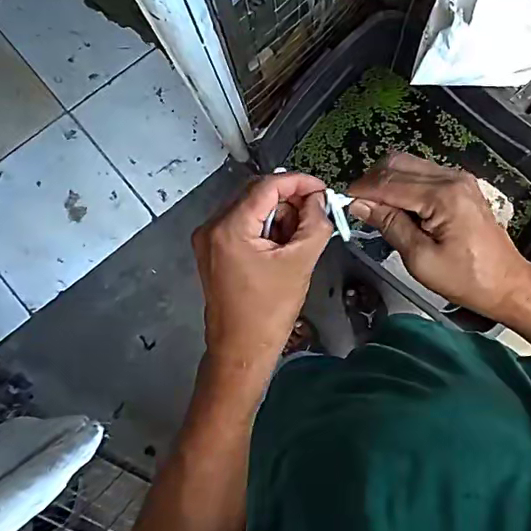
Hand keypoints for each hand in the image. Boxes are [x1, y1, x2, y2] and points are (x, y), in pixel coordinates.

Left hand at [192, 172, 331, 368]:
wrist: (241, 348)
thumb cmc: (269, 311)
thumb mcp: (300, 262)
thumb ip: (314, 223)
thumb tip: (319, 200)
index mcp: (229, 228)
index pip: (266, 186)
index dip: (298, 182)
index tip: (322, 189)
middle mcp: (212, 227)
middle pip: (256, 193)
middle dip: (288, 200)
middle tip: (314, 214)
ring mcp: (209, 239)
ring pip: (250, 207)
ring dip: (278, 214)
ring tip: (297, 237)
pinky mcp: (213, 250)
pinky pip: (242, 224)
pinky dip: (264, 227)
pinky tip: (281, 246)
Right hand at [347, 153, 530, 320]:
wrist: (507, 283)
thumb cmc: (466, 278)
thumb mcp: (420, 259)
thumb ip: (389, 225)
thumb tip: (359, 205)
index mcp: (443, 196)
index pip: (389, 183)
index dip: (360, 191)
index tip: (341, 204)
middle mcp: (451, 178)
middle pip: (396, 164)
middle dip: (370, 182)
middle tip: (356, 207)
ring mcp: (457, 178)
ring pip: (407, 165)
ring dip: (385, 182)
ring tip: (373, 209)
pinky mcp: (460, 185)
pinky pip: (421, 173)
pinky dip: (402, 184)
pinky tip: (395, 207)